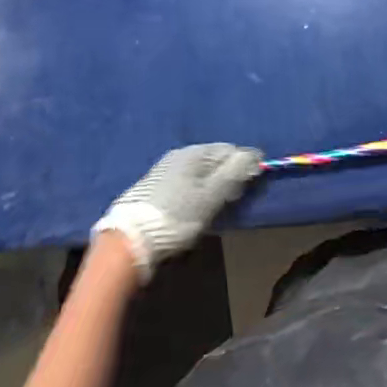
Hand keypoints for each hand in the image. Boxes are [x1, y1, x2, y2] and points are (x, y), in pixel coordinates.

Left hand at [92, 144, 263, 279]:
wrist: (132, 236)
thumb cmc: (177, 215)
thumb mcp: (211, 196)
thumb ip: (233, 174)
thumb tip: (253, 155)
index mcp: (193, 153)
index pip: (228, 149)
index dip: (245, 164)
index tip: (254, 183)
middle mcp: (178, 155)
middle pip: (213, 159)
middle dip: (229, 174)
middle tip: (237, 198)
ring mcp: (165, 169)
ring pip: (200, 171)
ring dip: (214, 184)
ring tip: (220, 204)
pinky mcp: (156, 185)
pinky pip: (187, 181)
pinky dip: (199, 190)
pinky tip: (199, 205)